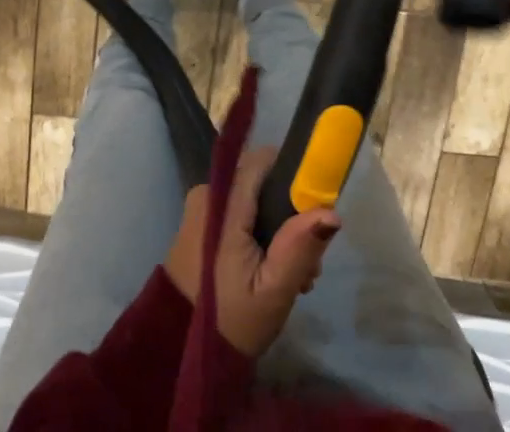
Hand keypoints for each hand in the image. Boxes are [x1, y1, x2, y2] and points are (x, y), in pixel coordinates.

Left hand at [163, 147, 340, 356]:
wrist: (178, 347)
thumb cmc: (230, 320)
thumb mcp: (274, 291)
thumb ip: (299, 248)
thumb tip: (331, 212)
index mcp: (222, 208)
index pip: (260, 161)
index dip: (291, 174)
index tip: (313, 206)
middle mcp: (206, 196)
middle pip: (260, 183)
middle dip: (289, 215)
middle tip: (307, 263)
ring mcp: (199, 210)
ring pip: (251, 200)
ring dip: (277, 231)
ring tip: (294, 279)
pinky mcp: (198, 225)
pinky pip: (236, 214)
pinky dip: (257, 236)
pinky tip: (271, 274)